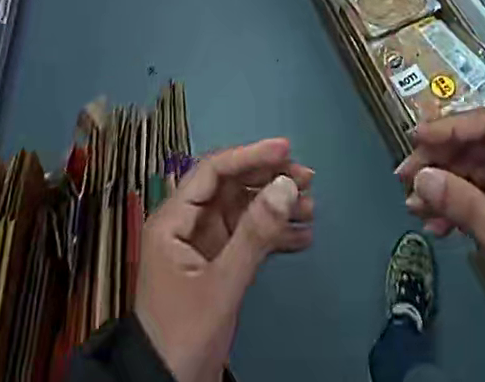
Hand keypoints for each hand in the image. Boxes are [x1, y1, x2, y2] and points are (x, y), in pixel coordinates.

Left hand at [136, 138, 315, 381]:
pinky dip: (273, 235)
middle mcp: (187, 224)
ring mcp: (202, 244)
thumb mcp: (222, 284)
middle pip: (231, 186)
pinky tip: (302, 237)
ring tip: (311, 208)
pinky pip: (248, 237)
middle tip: (307, 178)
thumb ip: (254, 234)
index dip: (249, 155)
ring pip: (243, 210)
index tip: (285, 149)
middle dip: (268, 179)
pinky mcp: (216, 264)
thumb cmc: (184, 335)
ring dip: (276, 207)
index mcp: (173, 220)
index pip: (213, 171)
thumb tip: (285, 185)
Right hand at [397, 111, 484, 371]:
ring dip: (442, 186)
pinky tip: (433, 224)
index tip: (415, 138)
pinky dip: (454, 206)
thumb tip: (420, 177)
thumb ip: (464, 205)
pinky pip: (477, 195)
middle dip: (439, 160)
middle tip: (405, 176)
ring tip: (414, 207)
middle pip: (475, 146)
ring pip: (471, 171)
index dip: (449, 127)